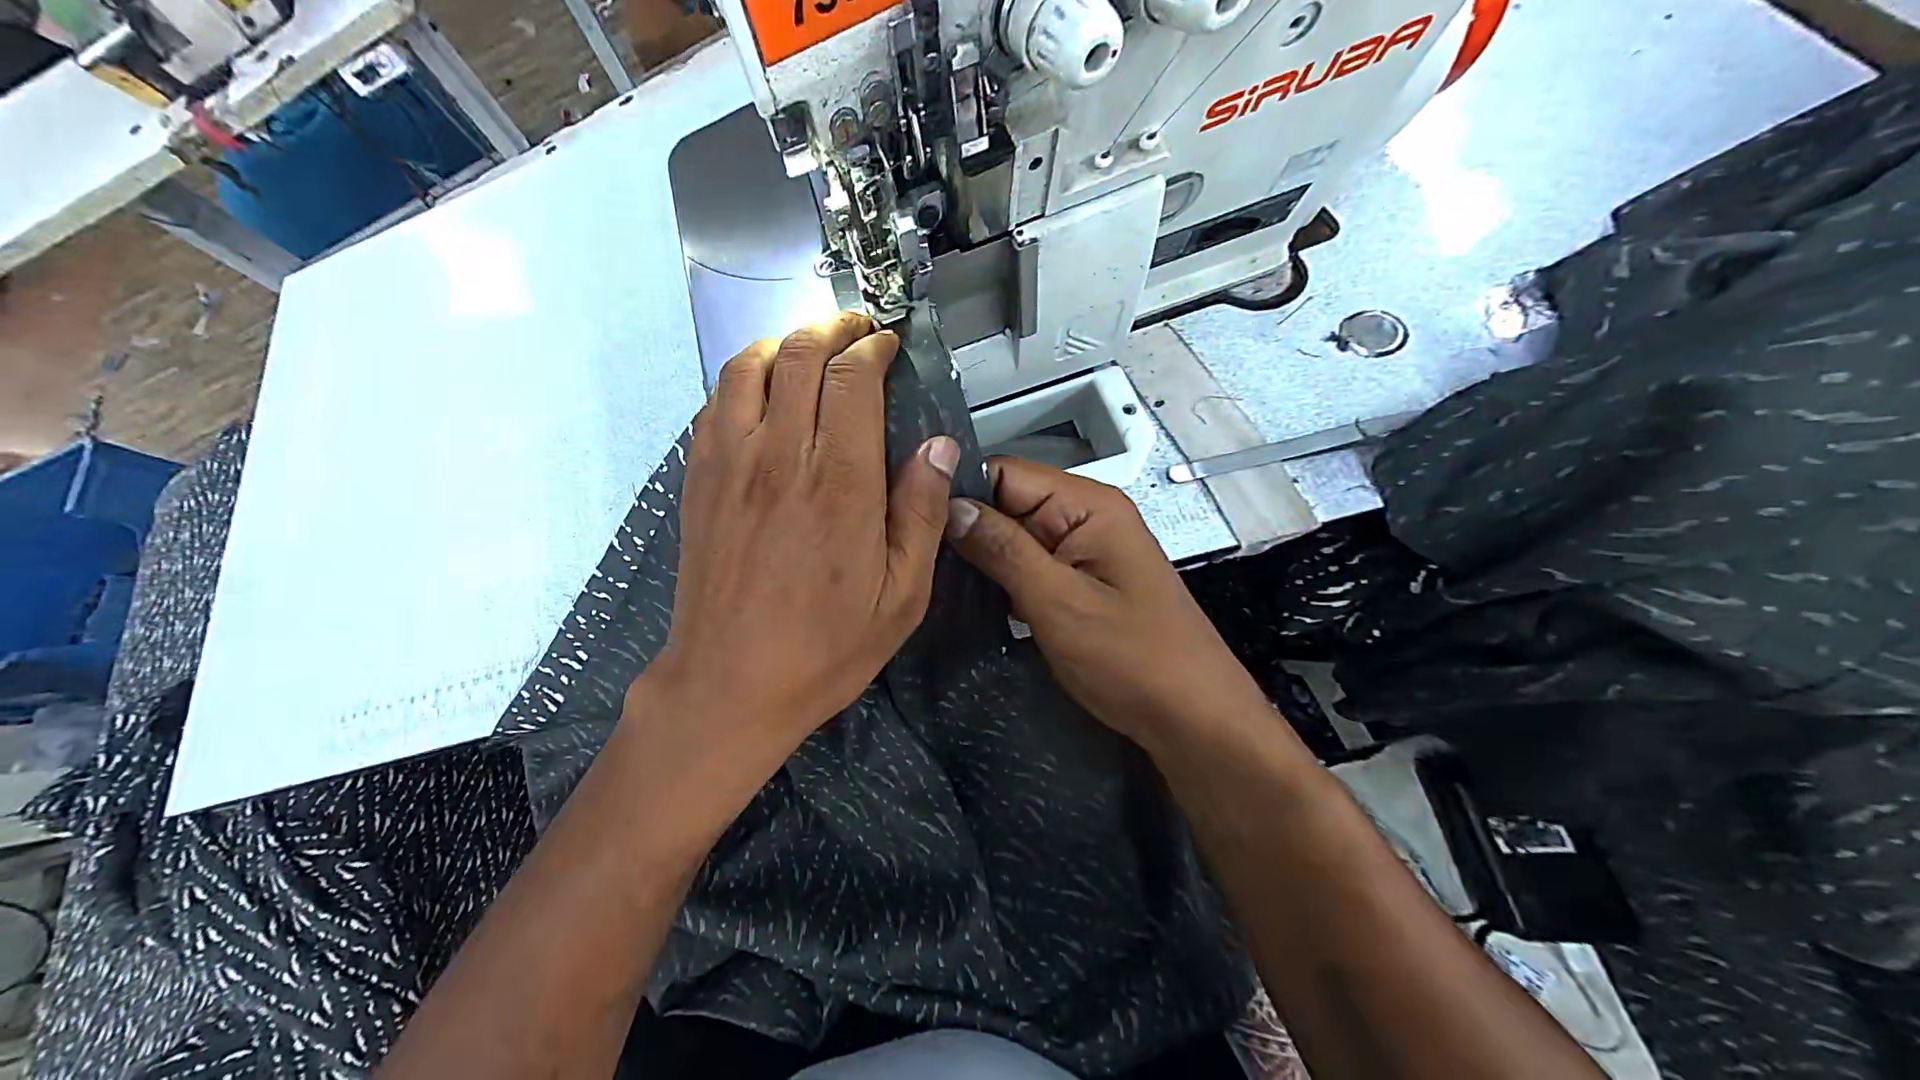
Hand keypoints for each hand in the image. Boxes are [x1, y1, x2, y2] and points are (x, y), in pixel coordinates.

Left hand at [630, 313, 959, 791]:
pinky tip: (761, 389)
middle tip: (855, 328)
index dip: (873, 349)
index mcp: (839, 484)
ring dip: (782, 342)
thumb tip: (938, 447)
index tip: (889, 345)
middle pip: (799, 356)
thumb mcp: (902, 596)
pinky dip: (742, 377)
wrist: (728, 684)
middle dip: (832, 328)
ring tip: (809, 346)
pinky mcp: (697, 480)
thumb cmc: (825, 648)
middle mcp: (778, 457)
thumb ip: (922, 514)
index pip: (852, 380)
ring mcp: (728, 464)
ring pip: (747, 367)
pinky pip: (715, 403)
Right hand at [944, 457, 1270, 748]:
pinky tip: (969, 598)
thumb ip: (1003, 550)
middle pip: (1007, 503)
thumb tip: (949, 506)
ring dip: (981, 558)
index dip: (960, 492)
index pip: (1005, 473)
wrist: (1192, 717)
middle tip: (914, 559)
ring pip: (1013, 538)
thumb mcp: (1060, 603)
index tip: (912, 521)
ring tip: (931, 578)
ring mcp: (1081, 551)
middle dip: (966, 529)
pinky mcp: (1077, 582)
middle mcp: (1084, 516)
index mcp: (1088, 505)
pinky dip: (1001, 580)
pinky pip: (1028, 566)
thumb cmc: (1133, 658)